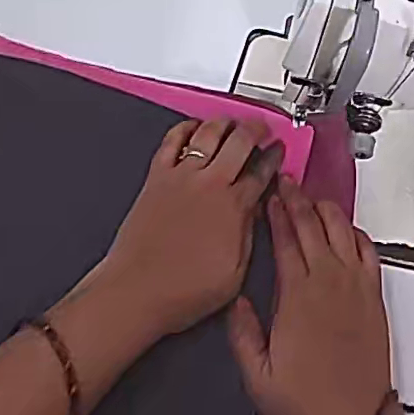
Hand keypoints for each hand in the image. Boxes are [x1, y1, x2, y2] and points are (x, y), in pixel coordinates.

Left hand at [98, 118, 282, 337]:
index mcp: (233, 207)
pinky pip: (172, 141)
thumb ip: (249, 235)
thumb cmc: (182, 290)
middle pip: (240, 140)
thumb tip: (256, 212)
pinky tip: (193, 128)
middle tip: (261, 130)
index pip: (261, 171)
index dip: (273, 158)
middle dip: (256, 130)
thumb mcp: (235, 272)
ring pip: (209, 133)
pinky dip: (185, 128)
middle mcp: (210, 184)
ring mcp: (182, 176)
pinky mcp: (158, 177)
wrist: (136, 292)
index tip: (277, 152)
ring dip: (225, 123)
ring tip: (232, 124)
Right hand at [227, 178, 392, 414]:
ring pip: (340, 229)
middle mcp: (327, 280)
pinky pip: (366, 249)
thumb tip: (237, 302)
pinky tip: (346, 227)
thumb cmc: (306, 403)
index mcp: (297, 294)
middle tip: (287, 182)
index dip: (276, 214)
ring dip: (324, 208)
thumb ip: (243, 333)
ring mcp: (354, 284)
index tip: (269, 197)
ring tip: (312, 197)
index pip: (285, 239)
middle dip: (296, 198)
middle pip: (311, 224)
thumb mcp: (257, 376)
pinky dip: (355, 232)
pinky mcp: (372, 293)